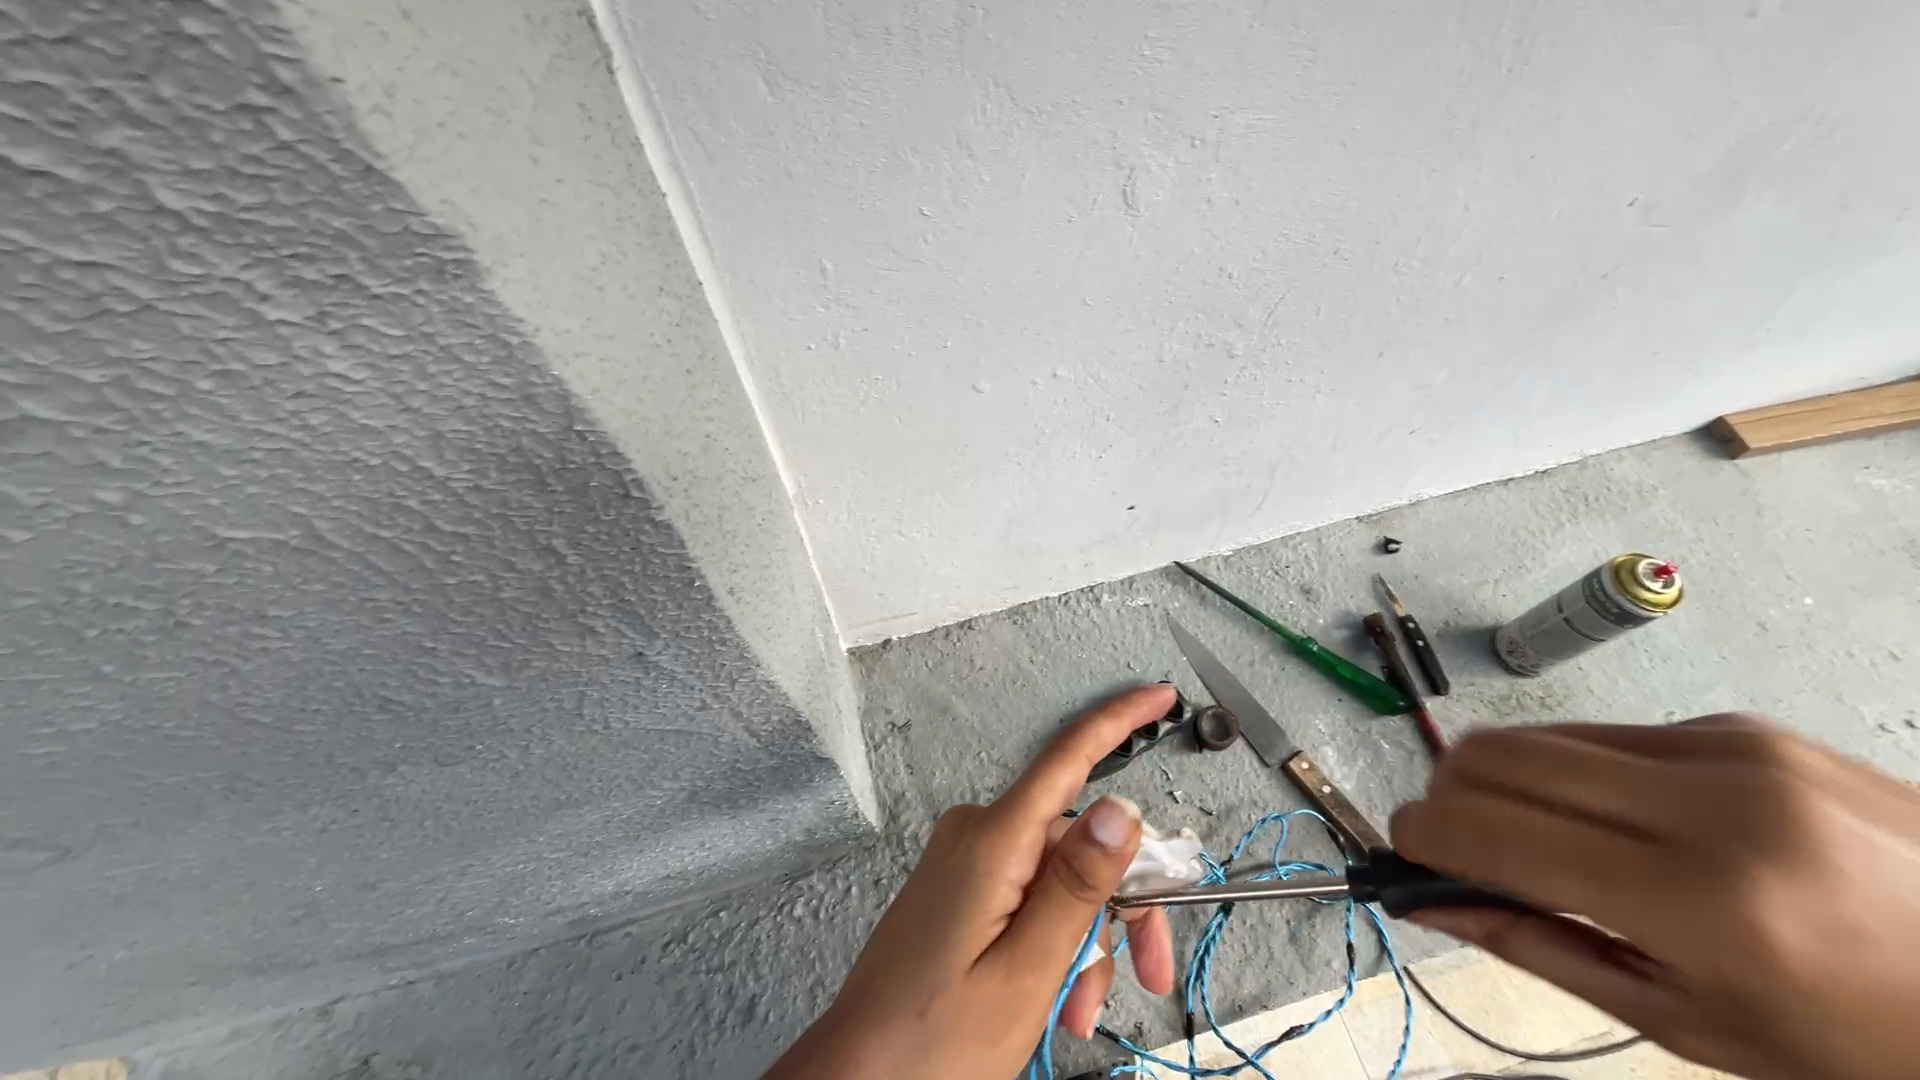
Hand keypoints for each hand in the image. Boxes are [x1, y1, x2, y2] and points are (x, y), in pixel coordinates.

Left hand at [764, 685, 1178, 1079]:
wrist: (861, 1075)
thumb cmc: (935, 1037)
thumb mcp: (1026, 969)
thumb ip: (1076, 885)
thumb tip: (1121, 808)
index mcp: (993, 842)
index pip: (1068, 758)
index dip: (1120, 721)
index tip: (1161, 695)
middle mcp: (979, 834)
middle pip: (1081, 841)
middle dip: (1121, 907)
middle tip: (1148, 974)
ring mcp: (970, 859)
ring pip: (1063, 877)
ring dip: (1088, 939)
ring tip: (1079, 1006)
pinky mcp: (965, 884)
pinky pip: (1032, 893)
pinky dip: (1057, 939)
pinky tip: (1056, 994)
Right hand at [1390, 714, 1919, 1079]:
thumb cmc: (1856, 1040)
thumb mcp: (1686, 1023)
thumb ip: (1534, 946)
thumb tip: (1423, 901)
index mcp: (1697, 901)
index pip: (1486, 832)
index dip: (1417, 836)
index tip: (1406, 854)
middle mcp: (1709, 802)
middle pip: (1492, 757)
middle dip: (1446, 796)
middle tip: (1461, 845)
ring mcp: (1732, 749)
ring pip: (1538, 736)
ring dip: (1506, 782)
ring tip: (1545, 836)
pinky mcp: (1744, 725)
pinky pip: (1606, 733)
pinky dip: (1577, 774)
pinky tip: (1630, 820)